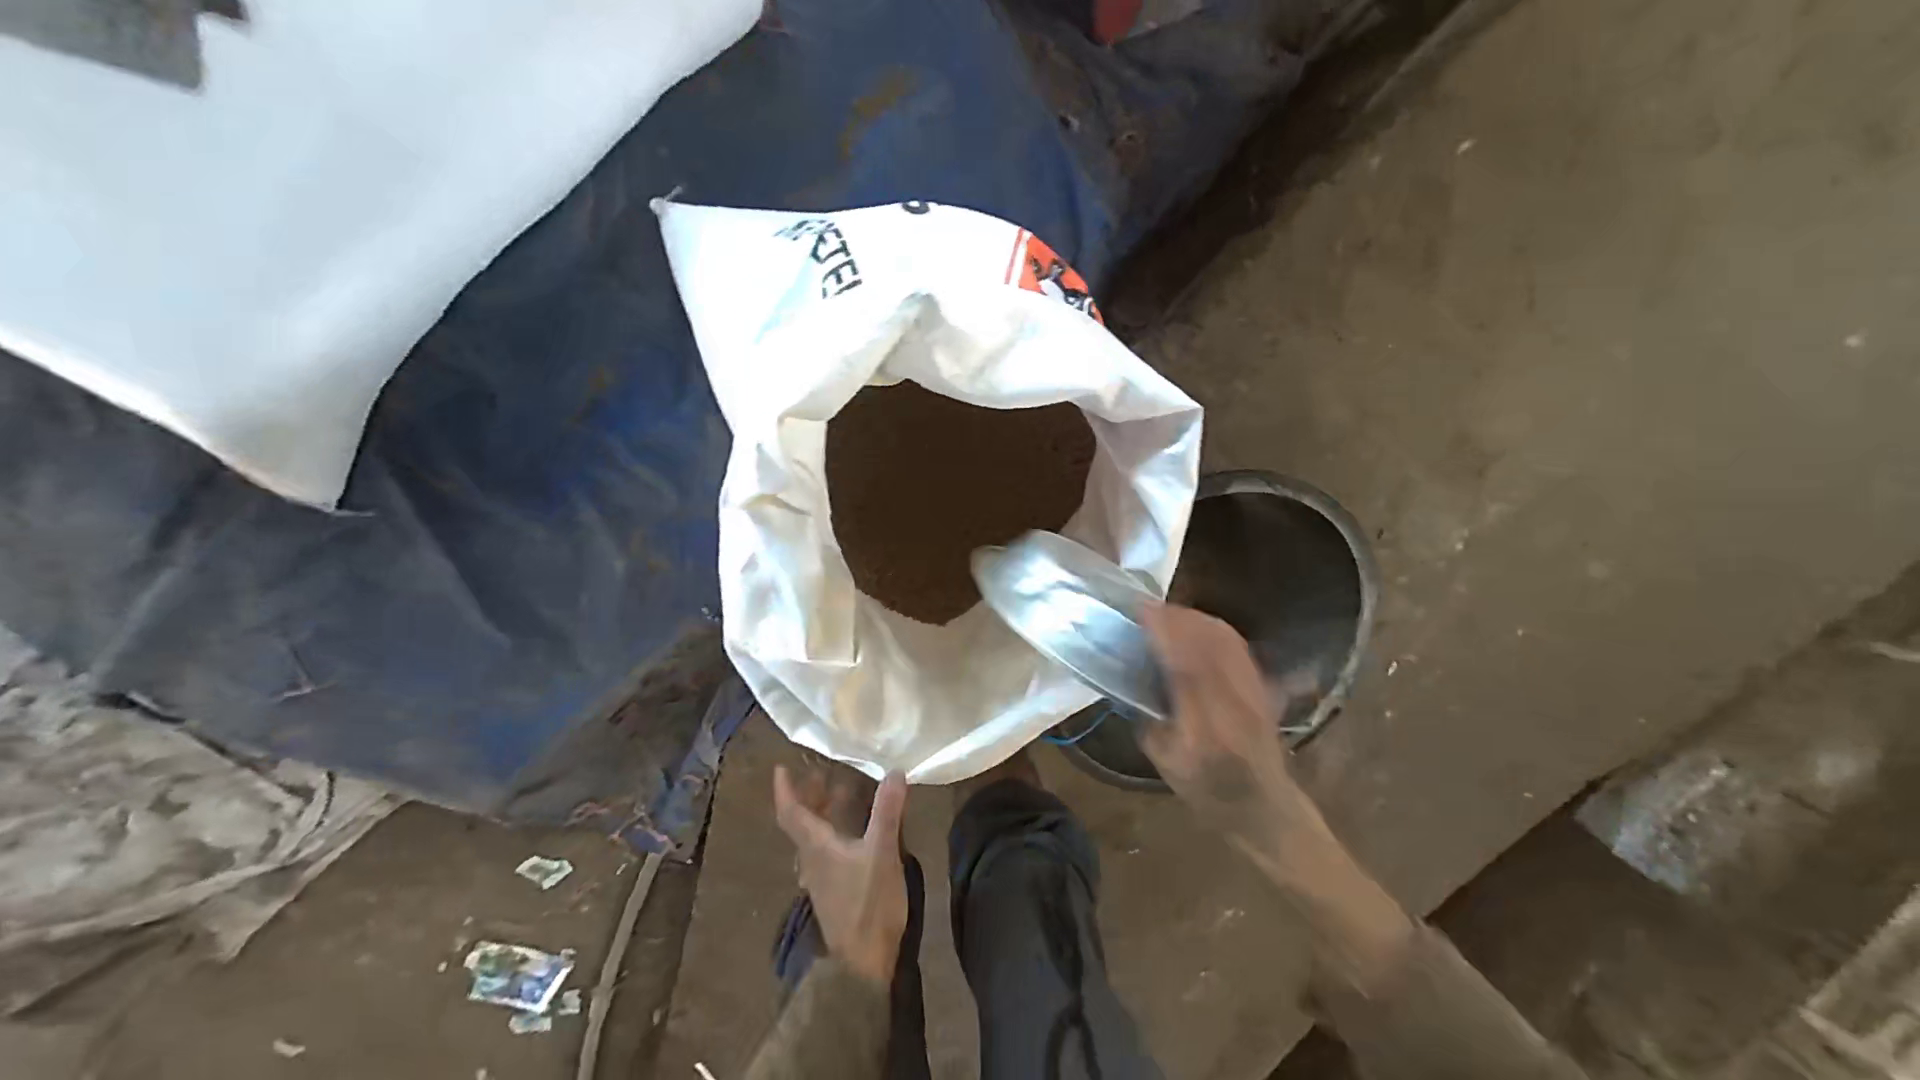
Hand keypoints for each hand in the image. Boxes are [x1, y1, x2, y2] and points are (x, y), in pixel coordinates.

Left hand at [773, 766, 908, 984]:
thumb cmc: (868, 903)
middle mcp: (811, 859)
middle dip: (809, 795)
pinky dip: (835, 829)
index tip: (781, 767)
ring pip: (815, 836)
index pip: (791, 812)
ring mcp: (822, 877)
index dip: (785, 789)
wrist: (863, 961)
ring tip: (843, 792)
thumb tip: (894, 771)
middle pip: (802, 822)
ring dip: (823, 812)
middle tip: (821, 772)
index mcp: (816, 846)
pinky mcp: (834, 890)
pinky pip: (827, 849)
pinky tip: (855, 829)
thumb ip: (887, 811)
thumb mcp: (882, 852)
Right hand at [1140, 604, 1323, 852]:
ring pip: (1225, 637)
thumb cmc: (1206, 788)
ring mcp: (1254, 689)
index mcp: (1205, 724)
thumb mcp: (1164, 759)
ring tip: (1168, 614)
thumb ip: (1147, 716)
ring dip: (1194, 619)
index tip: (1142, 612)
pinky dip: (1212, 628)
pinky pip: (1236, 644)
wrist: (1263, 805)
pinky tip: (1196, 626)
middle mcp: (1234, 700)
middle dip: (1177, 617)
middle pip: (1209, 640)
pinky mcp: (1262, 684)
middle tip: (1149, 610)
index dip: (1164, 631)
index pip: (1186, 664)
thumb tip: (1130, 676)